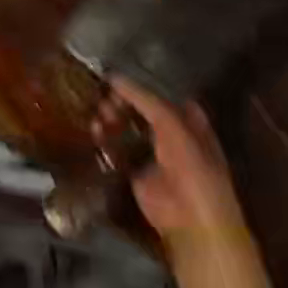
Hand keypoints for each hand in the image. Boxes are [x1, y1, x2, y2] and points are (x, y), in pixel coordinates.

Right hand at [93, 78, 247, 249]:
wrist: (190, 219)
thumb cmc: (192, 166)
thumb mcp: (170, 122)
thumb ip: (142, 97)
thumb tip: (112, 75)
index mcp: (189, 122)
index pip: (164, 93)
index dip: (143, 81)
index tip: (118, 69)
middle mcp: (171, 135)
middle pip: (140, 109)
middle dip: (122, 99)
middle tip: (105, 92)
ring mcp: (152, 153)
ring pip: (126, 126)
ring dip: (111, 116)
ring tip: (100, 110)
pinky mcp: (135, 170)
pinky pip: (116, 147)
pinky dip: (104, 137)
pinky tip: (95, 129)